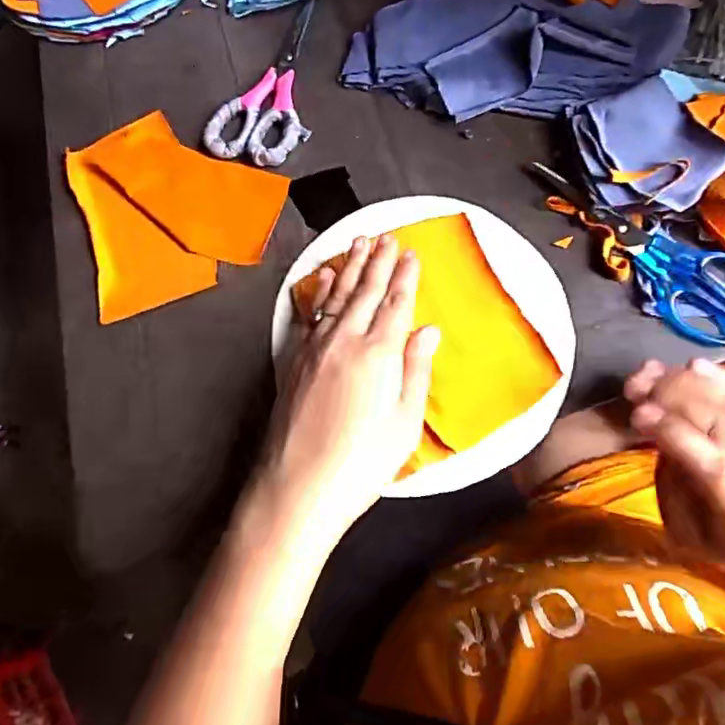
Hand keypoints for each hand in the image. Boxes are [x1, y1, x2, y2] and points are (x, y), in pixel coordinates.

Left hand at [249, 235, 438, 552]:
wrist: (297, 487)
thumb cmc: (360, 463)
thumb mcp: (404, 423)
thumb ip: (416, 371)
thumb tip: (429, 331)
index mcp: (379, 354)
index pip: (397, 303)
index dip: (406, 276)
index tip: (412, 254)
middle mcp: (346, 341)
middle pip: (367, 290)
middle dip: (380, 261)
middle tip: (389, 237)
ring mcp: (316, 348)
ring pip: (338, 295)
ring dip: (351, 266)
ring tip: (360, 243)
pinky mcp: (296, 360)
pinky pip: (311, 313)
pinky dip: (320, 290)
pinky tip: (324, 276)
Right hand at [625, 358, 724, 584]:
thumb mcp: (693, 540)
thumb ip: (672, 492)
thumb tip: (661, 445)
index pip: (708, 459)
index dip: (670, 430)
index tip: (636, 417)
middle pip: (717, 417)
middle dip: (670, 395)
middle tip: (634, 391)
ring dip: (685, 380)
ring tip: (649, 375)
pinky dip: (715, 374)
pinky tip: (687, 366)